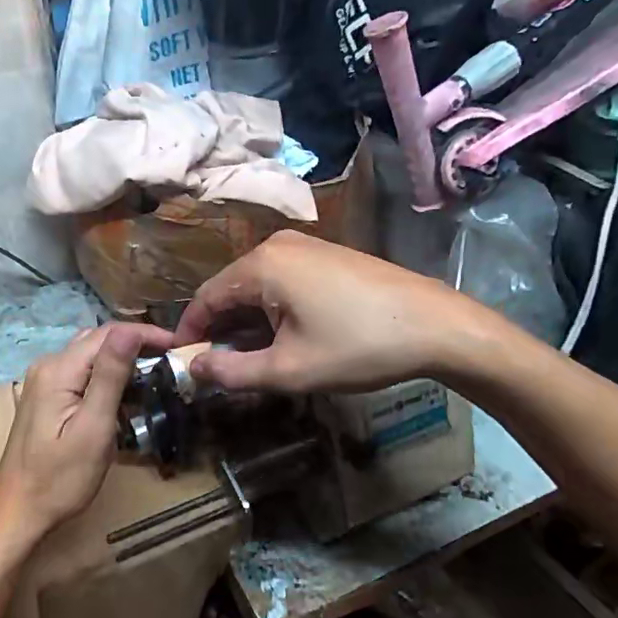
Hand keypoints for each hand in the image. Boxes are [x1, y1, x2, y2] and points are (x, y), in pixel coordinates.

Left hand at [0, 322, 173, 539]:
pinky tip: (126, 391)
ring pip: (91, 354)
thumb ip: (110, 376)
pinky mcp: (47, 397)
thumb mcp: (92, 428)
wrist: (18, 514)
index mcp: (59, 369)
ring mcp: (44, 381)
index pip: (109, 333)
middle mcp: (48, 366)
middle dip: (137, 342)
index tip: (179, 346)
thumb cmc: (59, 479)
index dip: (146, 334)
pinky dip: (108, 374)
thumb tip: (130, 331)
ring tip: (156, 371)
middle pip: (99, 339)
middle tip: (172, 359)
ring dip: (123, 357)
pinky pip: (83, 372)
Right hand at [173, 231, 512, 393]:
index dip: (191, 332)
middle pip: (232, 289)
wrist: (435, 324)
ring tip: (253, 360)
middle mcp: (279, 245)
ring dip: (249, 323)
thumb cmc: (358, 347)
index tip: (182, 363)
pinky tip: (287, 337)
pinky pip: (284, 281)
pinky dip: (274, 310)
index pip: (206, 297)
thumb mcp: (289, 370)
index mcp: (261, 264)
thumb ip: (233, 372)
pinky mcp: (329, 255)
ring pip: (259, 286)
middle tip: (220, 370)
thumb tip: (194, 368)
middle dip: (222, 330)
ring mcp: (308, 246)